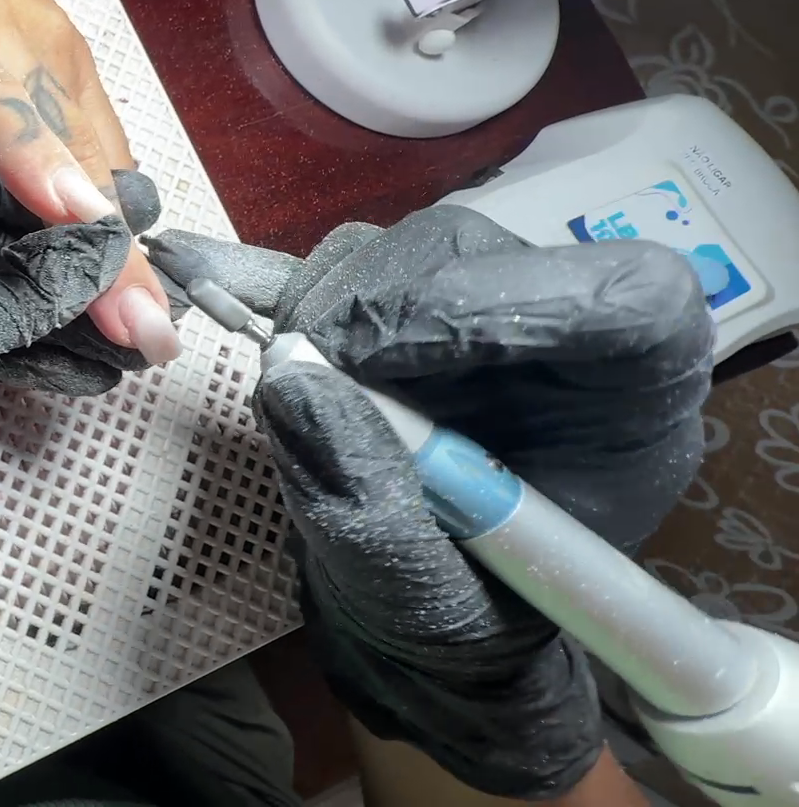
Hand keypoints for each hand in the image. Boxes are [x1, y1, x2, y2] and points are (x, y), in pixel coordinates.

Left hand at [0, 0, 179, 367]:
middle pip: (99, 188)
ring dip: (83, 245)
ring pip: (66, 178)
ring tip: (94, 311)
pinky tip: (28, 239)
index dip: (125, 264)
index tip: (145, 338)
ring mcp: (7, 89)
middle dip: (117, 265)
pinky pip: (21, 165)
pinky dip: (37, 212)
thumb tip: (85, 210)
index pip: (108, 188)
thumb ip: (15, 127)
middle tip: (131, 343)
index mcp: (56, 74)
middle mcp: (46, 85)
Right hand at [147, 206, 713, 798]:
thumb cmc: (449, 601)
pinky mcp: (388, 295)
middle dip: (368, 305)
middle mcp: (558, 324)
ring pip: (387, 249)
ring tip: (285, 367)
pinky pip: (330, 263)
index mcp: (628, 398)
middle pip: (466, 252)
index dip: (475, 310)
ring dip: (314, 302)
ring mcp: (466, 299)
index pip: (608, 300)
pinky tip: (221, 293)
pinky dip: (265, 283)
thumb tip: (288, 379)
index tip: (361, 360)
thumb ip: (362, 492)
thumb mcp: (421, 581)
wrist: (419, 586)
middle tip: (299, 363)